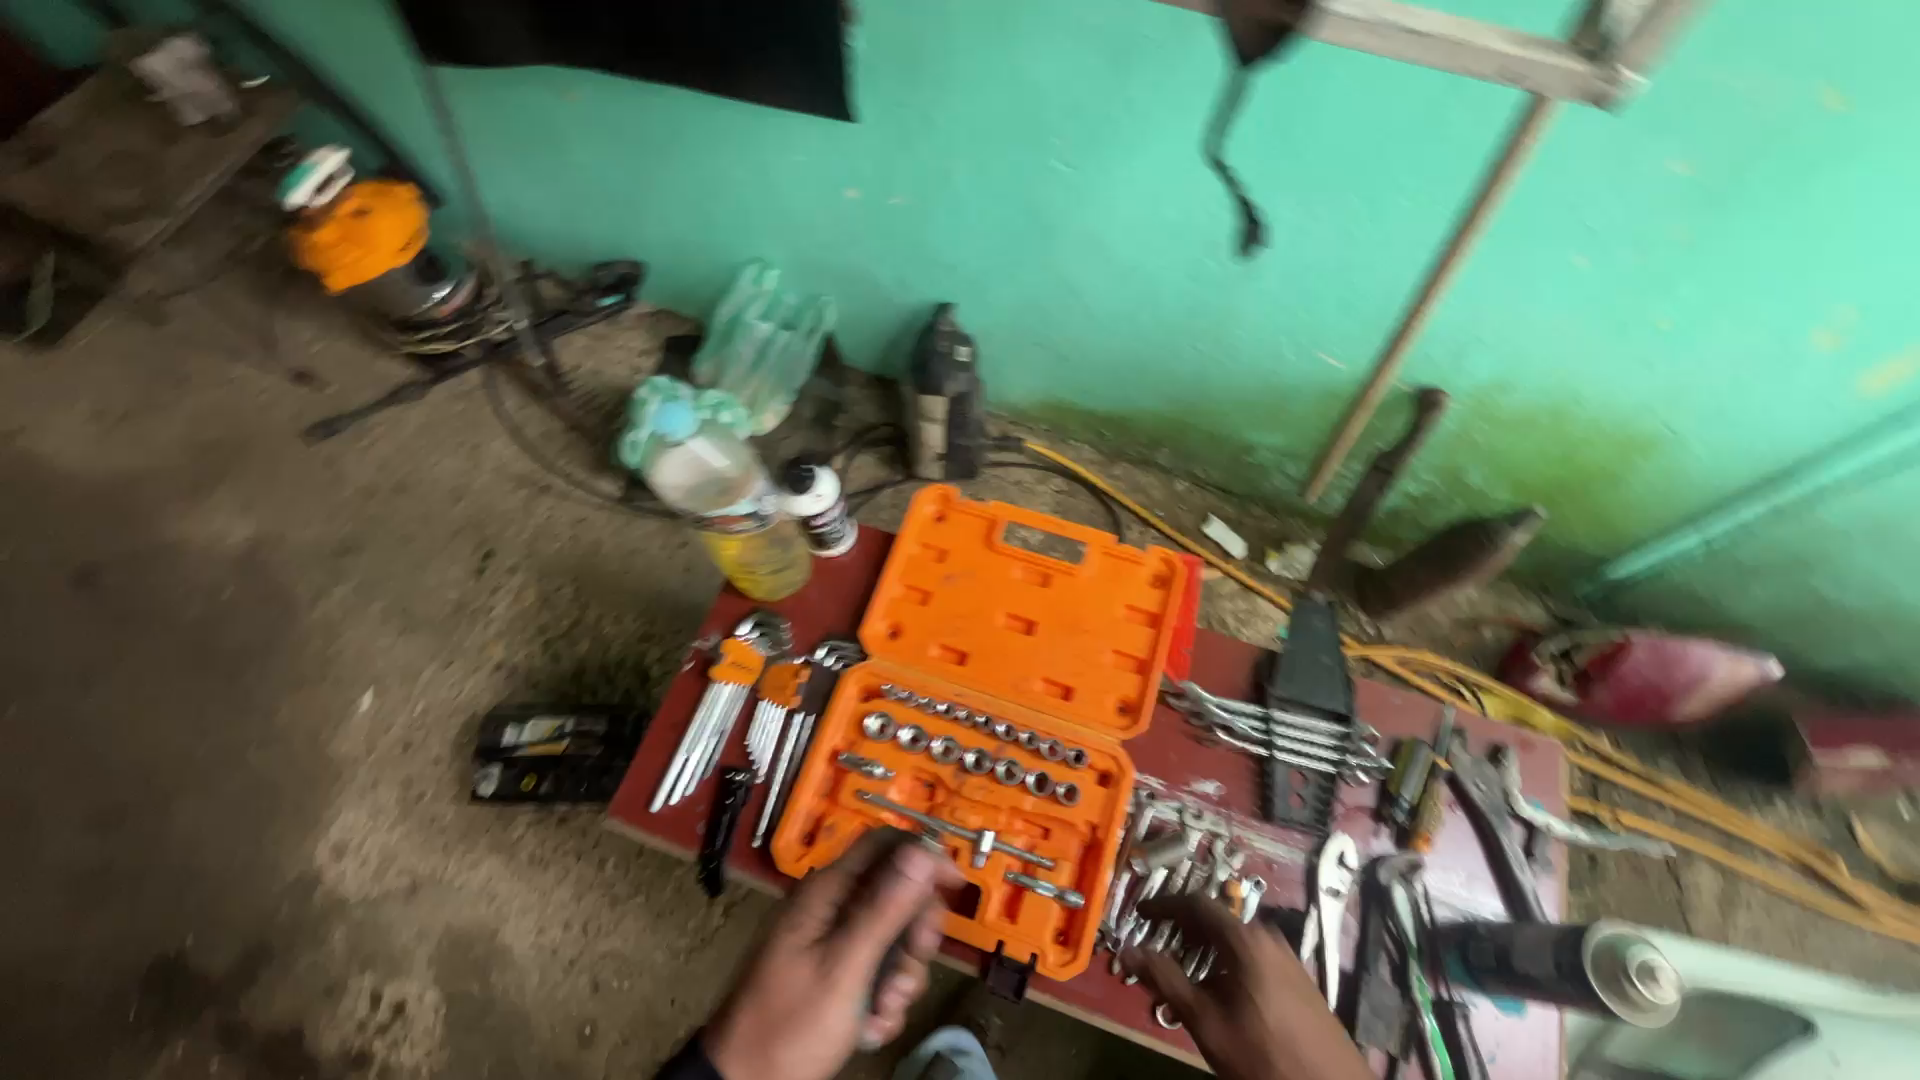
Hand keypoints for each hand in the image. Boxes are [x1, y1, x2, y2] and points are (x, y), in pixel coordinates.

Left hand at [704, 828, 962, 1079]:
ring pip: (893, 938)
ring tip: (885, 1010)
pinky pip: (878, 972)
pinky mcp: (837, 976)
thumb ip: (886, 908)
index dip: (924, 857)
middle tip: (914, 963)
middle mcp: (832, 908)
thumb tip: (923, 851)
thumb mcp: (846, 966)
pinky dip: (884, 999)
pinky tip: (872, 1028)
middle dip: (914, 934)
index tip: (954, 887)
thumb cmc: (792, 1023)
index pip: (885, 845)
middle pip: (896, 894)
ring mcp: (834, 943)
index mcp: (828, 892)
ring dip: (901, 976)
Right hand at [1122, 895, 1371, 1079]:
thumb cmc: (1263, 1055)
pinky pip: (1253, 956)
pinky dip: (1226, 961)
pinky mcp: (1298, 979)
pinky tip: (1218, 991)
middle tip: (1157, 944)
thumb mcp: (1206, 1021)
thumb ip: (1165, 980)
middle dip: (1183, 929)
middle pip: (1217, 919)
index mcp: (1246, 940)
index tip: (1140, 914)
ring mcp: (1287, 958)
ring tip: (1183, 971)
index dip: (1164, 905)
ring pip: (1235, 940)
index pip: (1197, 904)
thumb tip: (1128, 950)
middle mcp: (1268, 938)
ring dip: (1205, 948)